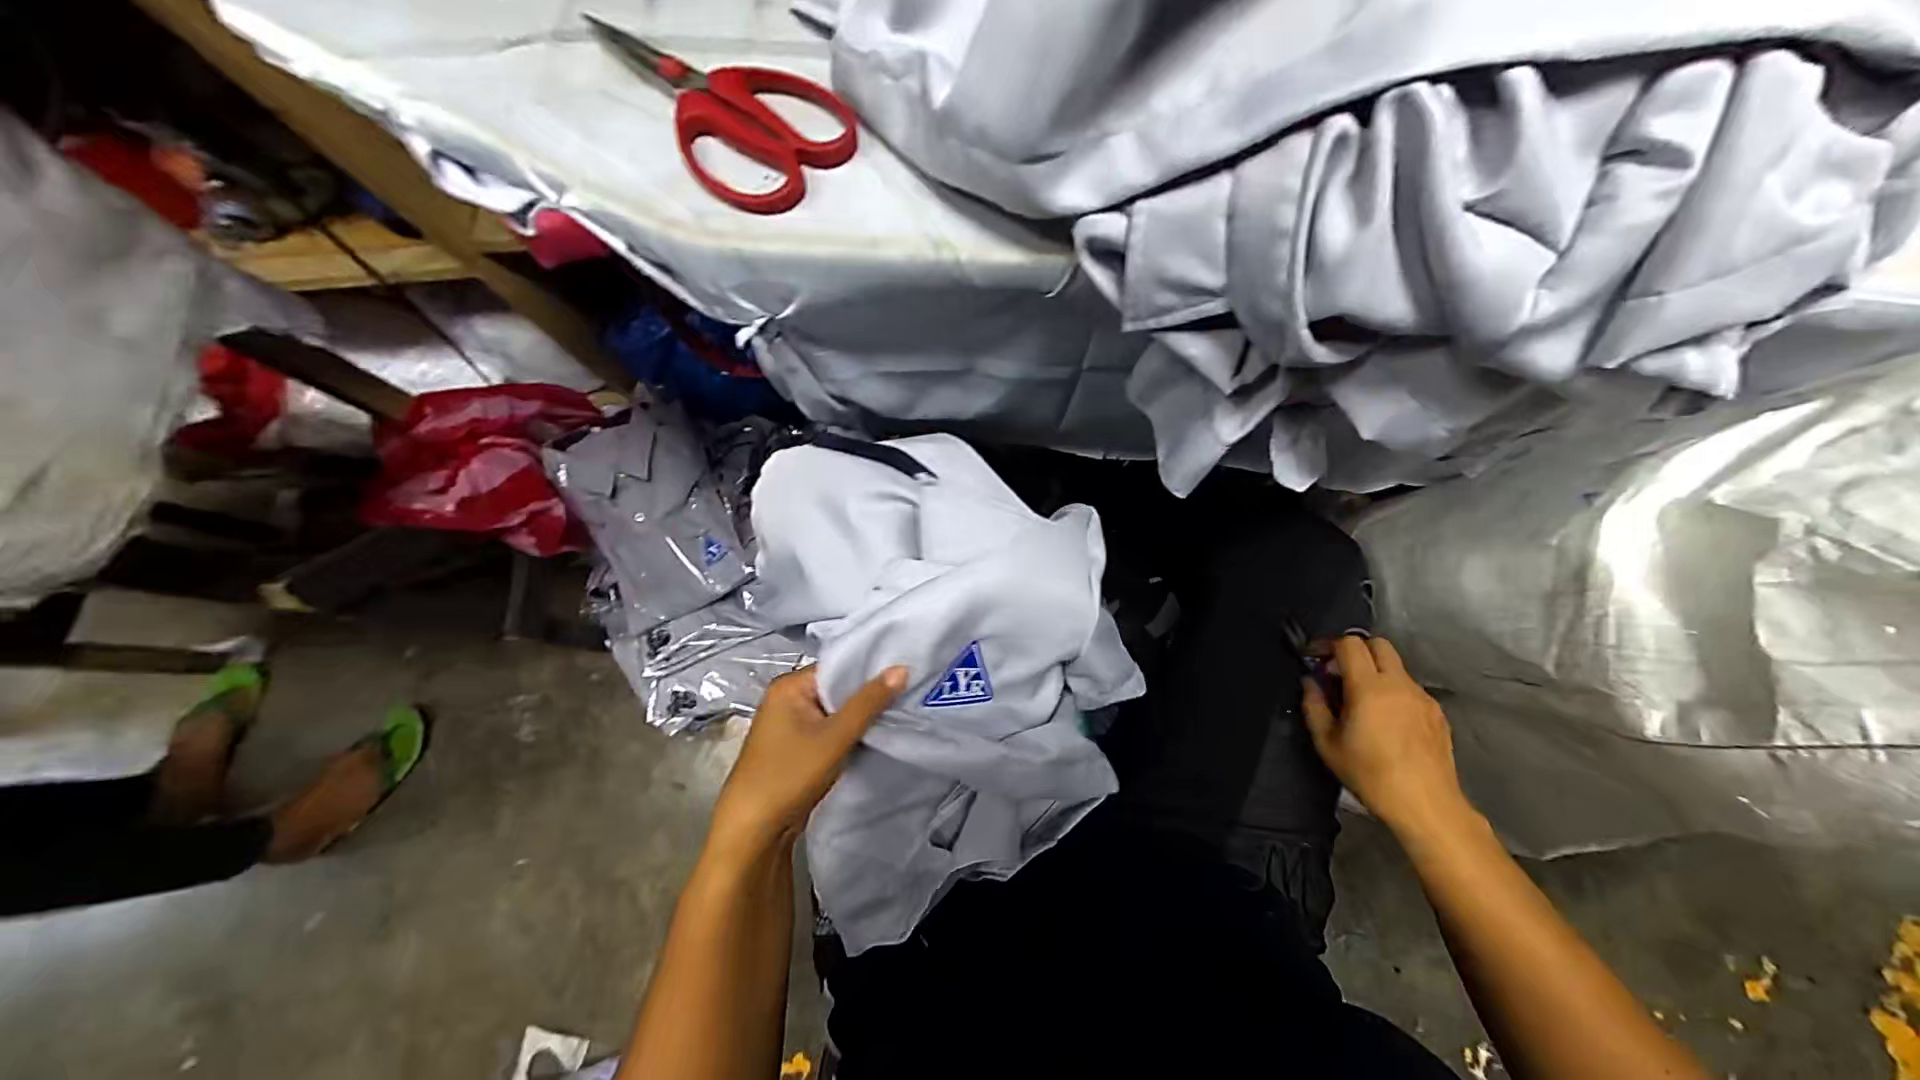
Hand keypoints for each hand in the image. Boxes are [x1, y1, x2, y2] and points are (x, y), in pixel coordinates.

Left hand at [708, 664, 906, 858]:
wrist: (754, 829)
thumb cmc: (790, 775)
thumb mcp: (836, 737)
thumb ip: (869, 702)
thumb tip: (901, 668)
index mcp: (788, 685)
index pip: (838, 667)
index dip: (870, 671)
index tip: (905, 675)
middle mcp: (785, 698)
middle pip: (837, 688)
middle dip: (867, 696)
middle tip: (907, 695)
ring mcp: (788, 724)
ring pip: (834, 711)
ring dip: (859, 717)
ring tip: (897, 714)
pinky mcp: (795, 746)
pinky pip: (828, 730)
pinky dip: (848, 734)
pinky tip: (873, 737)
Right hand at [1301, 635, 1470, 833]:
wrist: (1426, 804)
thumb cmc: (1370, 774)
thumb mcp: (1327, 743)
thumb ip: (1314, 705)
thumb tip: (1311, 682)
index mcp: (1369, 688)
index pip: (1350, 644)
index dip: (1328, 645)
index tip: (1316, 660)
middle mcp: (1399, 685)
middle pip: (1378, 644)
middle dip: (1355, 650)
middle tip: (1339, 674)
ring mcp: (1422, 697)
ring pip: (1396, 667)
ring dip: (1375, 672)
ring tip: (1362, 702)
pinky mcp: (1437, 713)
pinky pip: (1410, 689)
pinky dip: (1393, 692)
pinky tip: (1386, 721)